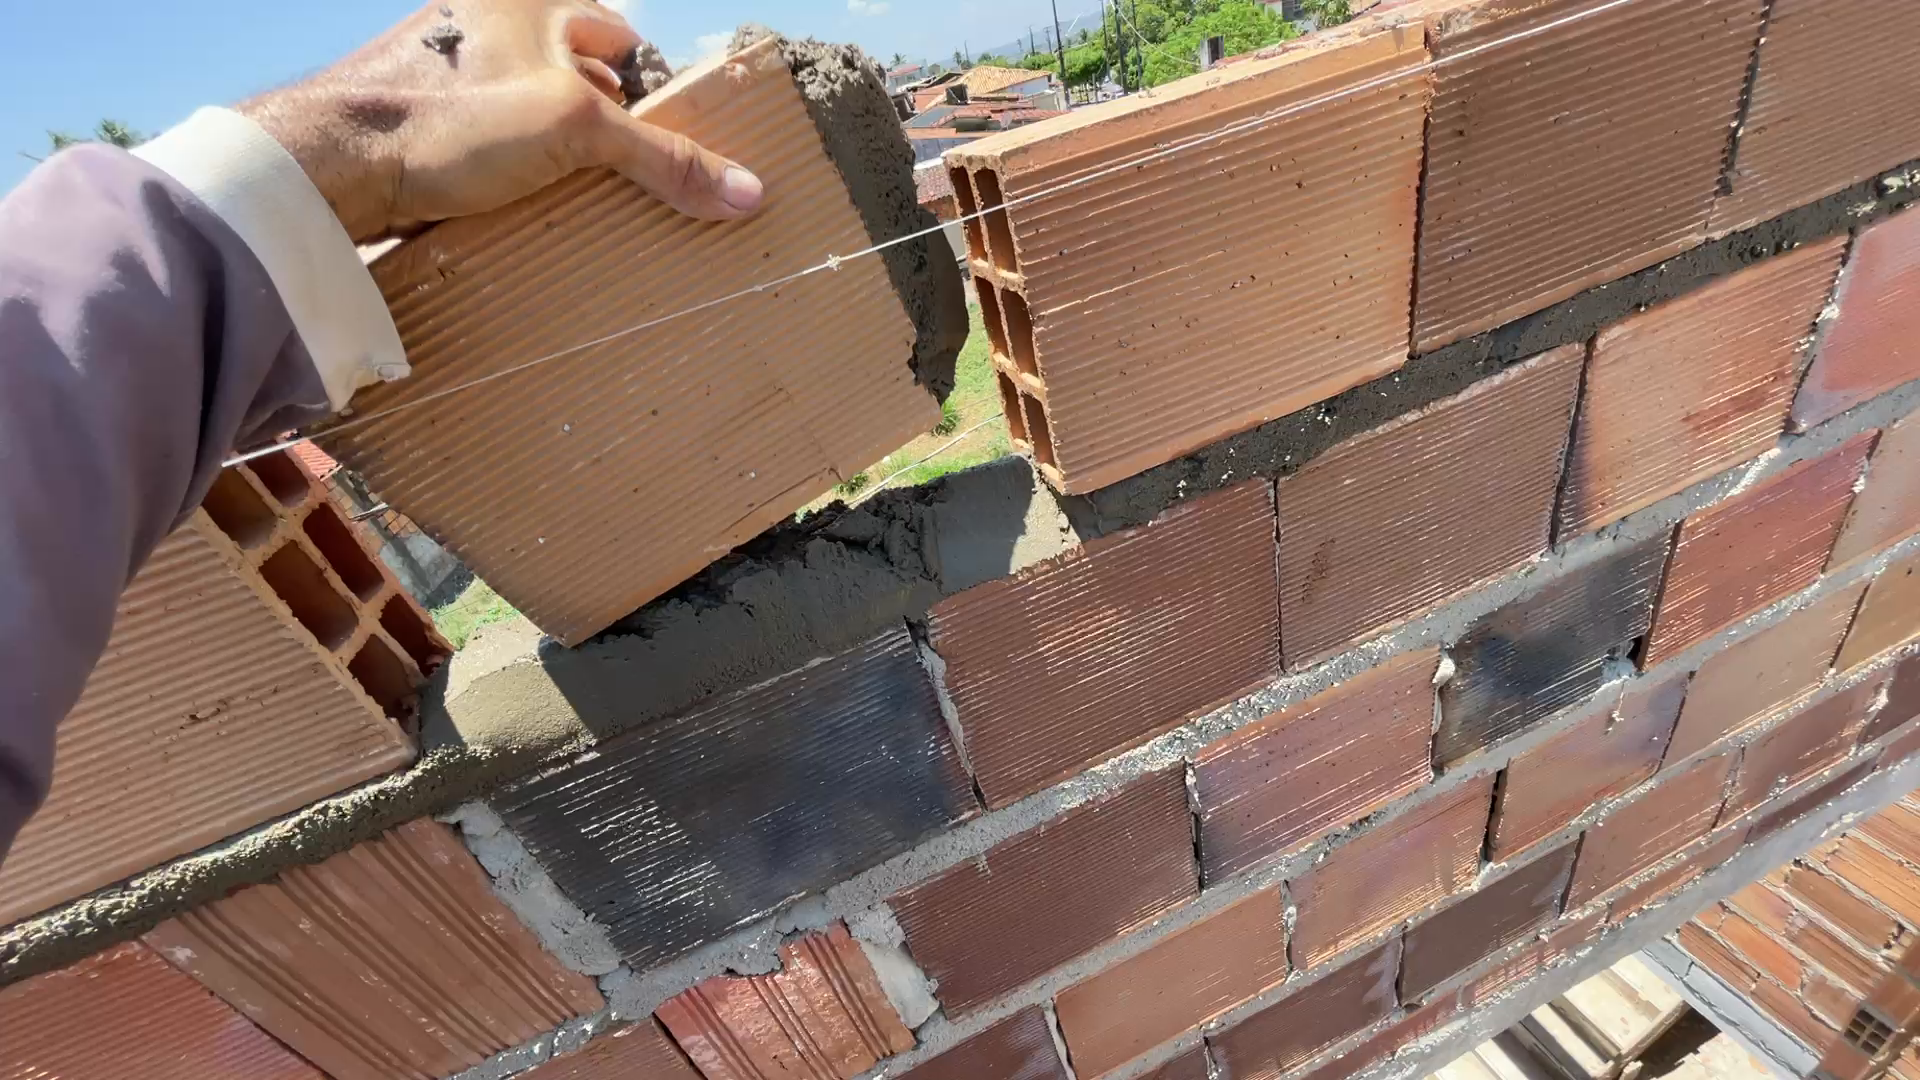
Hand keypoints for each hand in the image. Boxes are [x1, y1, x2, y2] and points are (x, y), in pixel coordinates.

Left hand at [238, 0, 763, 242]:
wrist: (336, 165)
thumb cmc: (452, 119)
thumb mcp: (576, 130)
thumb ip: (665, 158)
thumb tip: (751, 191)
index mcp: (529, 5)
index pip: (622, 39)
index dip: (656, 91)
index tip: (680, 144)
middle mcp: (497, 31)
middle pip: (591, 82)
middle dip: (624, 132)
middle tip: (652, 184)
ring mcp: (468, 81)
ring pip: (553, 120)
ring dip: (585, 162)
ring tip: (612, 206)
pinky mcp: (447, 128)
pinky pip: (518, 150)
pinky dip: (545, 179)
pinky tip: (559, 212)